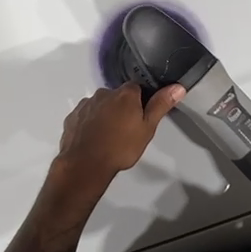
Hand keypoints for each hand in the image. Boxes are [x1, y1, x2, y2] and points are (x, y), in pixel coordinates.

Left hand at [54, 83, 184, 188]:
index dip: (140, 101)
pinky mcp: (72, 116)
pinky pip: (85, 115)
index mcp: (124, 94)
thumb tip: (178, 87)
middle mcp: (103, 93)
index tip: (141, 116)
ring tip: (109, 136)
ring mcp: (85, 104)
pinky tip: (93, 138)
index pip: (137, 88)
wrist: (85, 164)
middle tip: (126, 129)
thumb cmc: (121, 147)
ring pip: (100, 105)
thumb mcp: (147, 128)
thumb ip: (161, 105)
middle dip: (121, 108)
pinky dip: (90, 123)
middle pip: (117, 96)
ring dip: (105, 115)